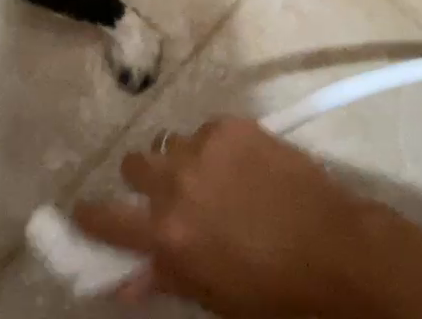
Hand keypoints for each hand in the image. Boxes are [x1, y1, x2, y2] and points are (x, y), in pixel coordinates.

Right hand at [71, 119, 377, 317]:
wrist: (336, 250)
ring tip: (211, 176)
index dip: (90, 214)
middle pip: (134, 164)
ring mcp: (204, 148)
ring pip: (171, 142)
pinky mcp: (233, 126)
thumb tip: (124, 284)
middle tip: (167, 192)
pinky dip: (215, 146)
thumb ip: (165, 278)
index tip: (85, 211)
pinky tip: (241, 165)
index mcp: (165, 233)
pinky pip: (207, 129)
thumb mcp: (212, 295)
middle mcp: (176, 183)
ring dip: (181, 159)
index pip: (105, 217)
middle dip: (143, 178)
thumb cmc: (272, 290)